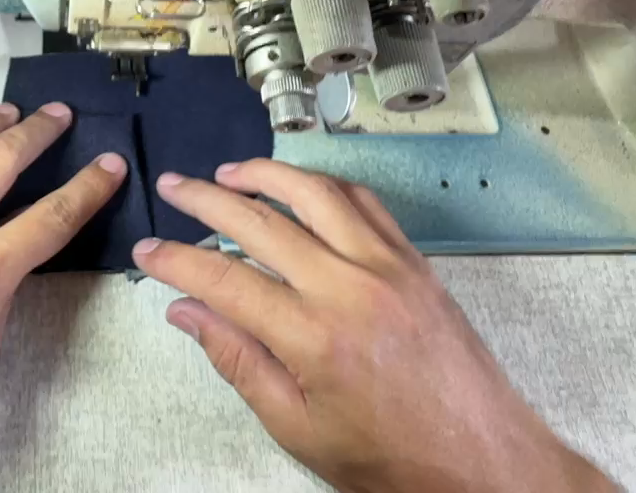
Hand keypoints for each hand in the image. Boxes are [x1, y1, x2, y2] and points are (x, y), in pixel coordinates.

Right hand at [134, 160, 612, 492]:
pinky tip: (297, 184)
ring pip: (313, 192)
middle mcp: (347, 286)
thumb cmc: (388, 460)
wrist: (489, 467)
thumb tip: (183, 309)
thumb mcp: (297, 429)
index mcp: (314, 339)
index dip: (177, 260)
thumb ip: (236, 360)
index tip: (147, 249)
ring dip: (263, 174)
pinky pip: (362, 200)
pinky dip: (322, 183)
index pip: (224, 280)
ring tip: (226, 172)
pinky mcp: (412, 258)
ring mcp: (385, 264)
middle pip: (261, 221)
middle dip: (205, 199)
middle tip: (172, 185)